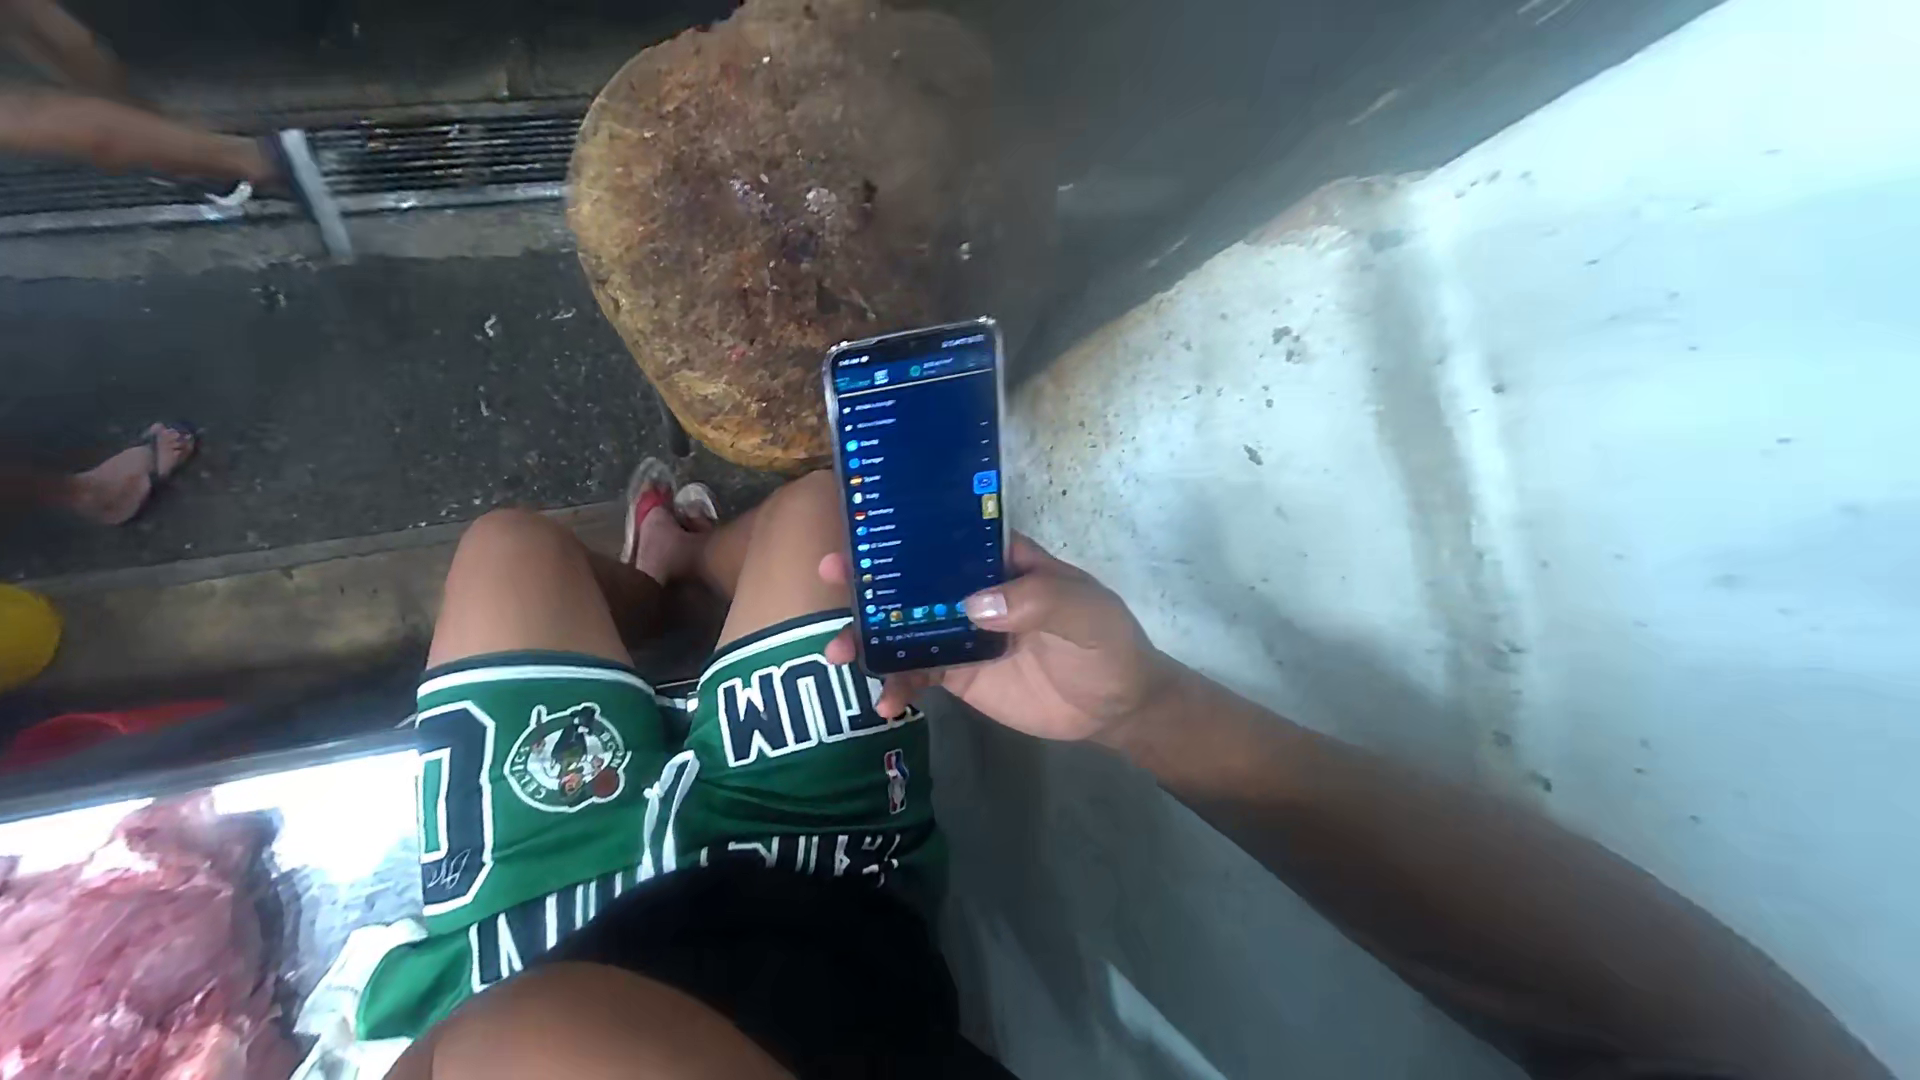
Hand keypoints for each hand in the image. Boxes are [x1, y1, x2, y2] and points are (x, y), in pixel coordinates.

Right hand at [819, 534, 1177, 742]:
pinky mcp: (960, 675)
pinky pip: (920, 676)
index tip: (866, 531)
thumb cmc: (1106, 643)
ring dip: (870, 639)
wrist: (1114, 706)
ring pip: (906, 630)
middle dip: (871, 580)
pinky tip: (884, 703)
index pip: (949, 539)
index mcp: (1001, 563)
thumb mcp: (1084, 612)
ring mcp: (962, 635)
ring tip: (839, 654)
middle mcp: (973, 592)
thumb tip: (972, 605)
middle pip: (914, 582)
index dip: (908, 533)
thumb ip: (1037, 600)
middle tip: (830, 576)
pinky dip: (898, 686)